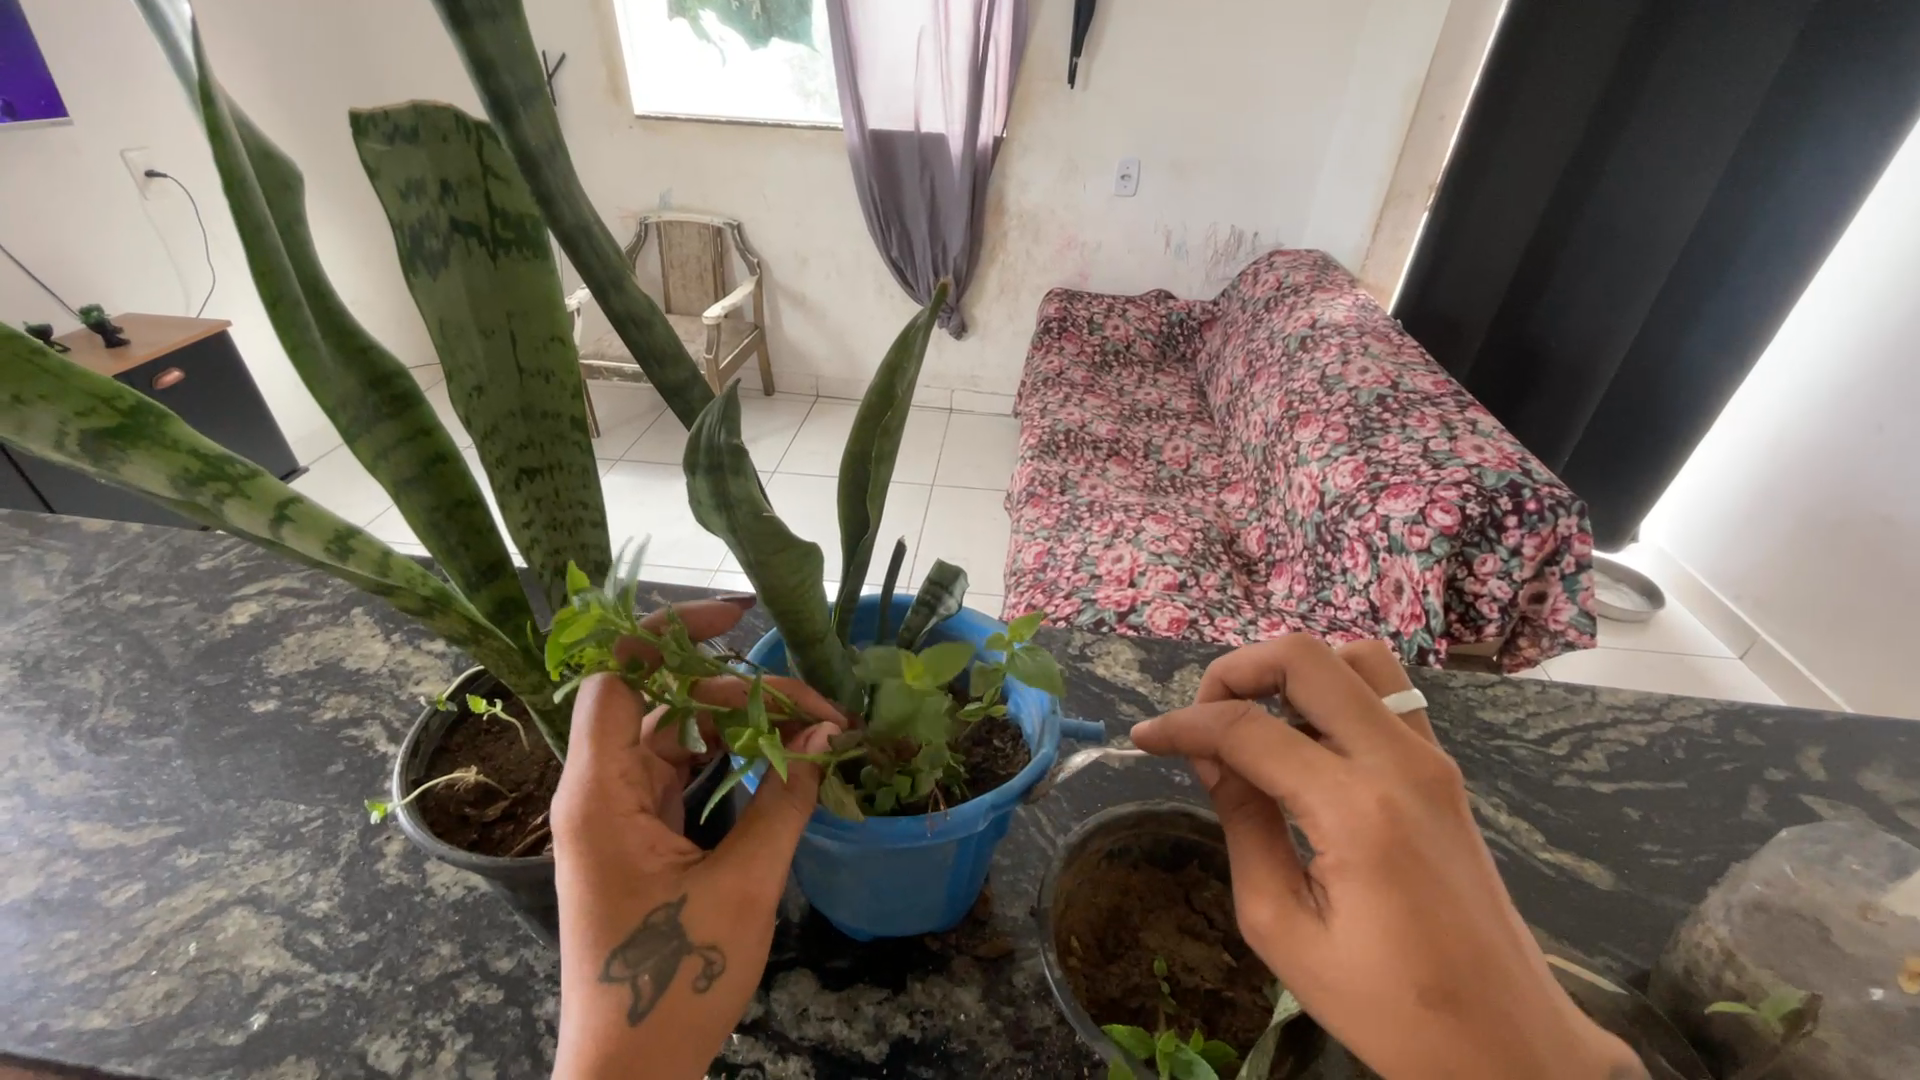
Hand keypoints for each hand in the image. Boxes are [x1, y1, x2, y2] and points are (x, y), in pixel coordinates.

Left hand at [550, 599, 842, 1079]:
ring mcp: (621, 814)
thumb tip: (824, 736)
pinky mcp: (641, 835)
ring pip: (681, 735)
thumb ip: (785, 800)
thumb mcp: (743, 887)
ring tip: (811, 730)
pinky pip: (687, 772)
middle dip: (743, 692)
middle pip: (667, 703)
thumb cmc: (674, 986)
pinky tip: (781, 758)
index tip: (738, 618)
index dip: (670, 634)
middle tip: (819, 713)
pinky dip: (733, 759)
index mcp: (602, 794)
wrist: (630, 1074)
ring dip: (743, 725)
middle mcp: (602, 791)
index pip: (617, 677)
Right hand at [1130, 636, 1642, 1079]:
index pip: (1247, 729)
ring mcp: (1430, 757)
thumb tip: (1210, 758)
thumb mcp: (1281, 926)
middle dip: (1235, 671)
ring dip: (1290, 671)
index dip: (1183, 725)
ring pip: (1354, 657)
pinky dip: (1330, 689)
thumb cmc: (1389, 1008)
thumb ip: (1242, 823)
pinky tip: (1302, 739)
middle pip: (1304, 657)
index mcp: (1354, 810)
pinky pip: (1383, 691)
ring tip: (1254, 720)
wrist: (1512, 1048)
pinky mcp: (1442, 768)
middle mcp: (1399, 762)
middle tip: (1203, 719)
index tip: (1145, 739)